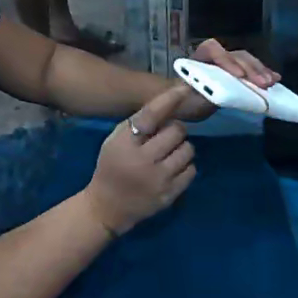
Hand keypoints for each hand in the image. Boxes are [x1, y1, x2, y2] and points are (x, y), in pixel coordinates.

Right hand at [83, 87, 196, 235]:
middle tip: (166, 136)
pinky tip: (173, 168)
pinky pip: (191, 170)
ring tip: (170, 153)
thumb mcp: (115, 140)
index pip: (151, 115)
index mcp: (126, 144)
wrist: (106, 208)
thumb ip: (139, 123)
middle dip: (174, 130)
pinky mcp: (170, 195)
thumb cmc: (111, 167)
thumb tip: (169, 105)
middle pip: (176, 131)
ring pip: (188, 150)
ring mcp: (159, 180)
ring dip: (182, 147)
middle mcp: (143, 161)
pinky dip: (185, 165)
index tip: (183, 89)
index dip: (169, 99)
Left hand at [172, 39, 279, 122]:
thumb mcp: (187, 100)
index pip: (212, 50)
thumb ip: (201, 93)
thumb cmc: (182, 101)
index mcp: (199, 58)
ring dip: (260, 71)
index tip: (239, 75)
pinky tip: (275, 80)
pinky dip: (263, 74)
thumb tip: (215, 90)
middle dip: (251, 68)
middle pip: (235, 55)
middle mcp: (215, 56)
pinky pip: (251, 69)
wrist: (183, 104)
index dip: (226, 60)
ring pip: (246, 61)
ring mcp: (228, 63)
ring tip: (272, 82)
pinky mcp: (236, 73)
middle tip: (264, 83)